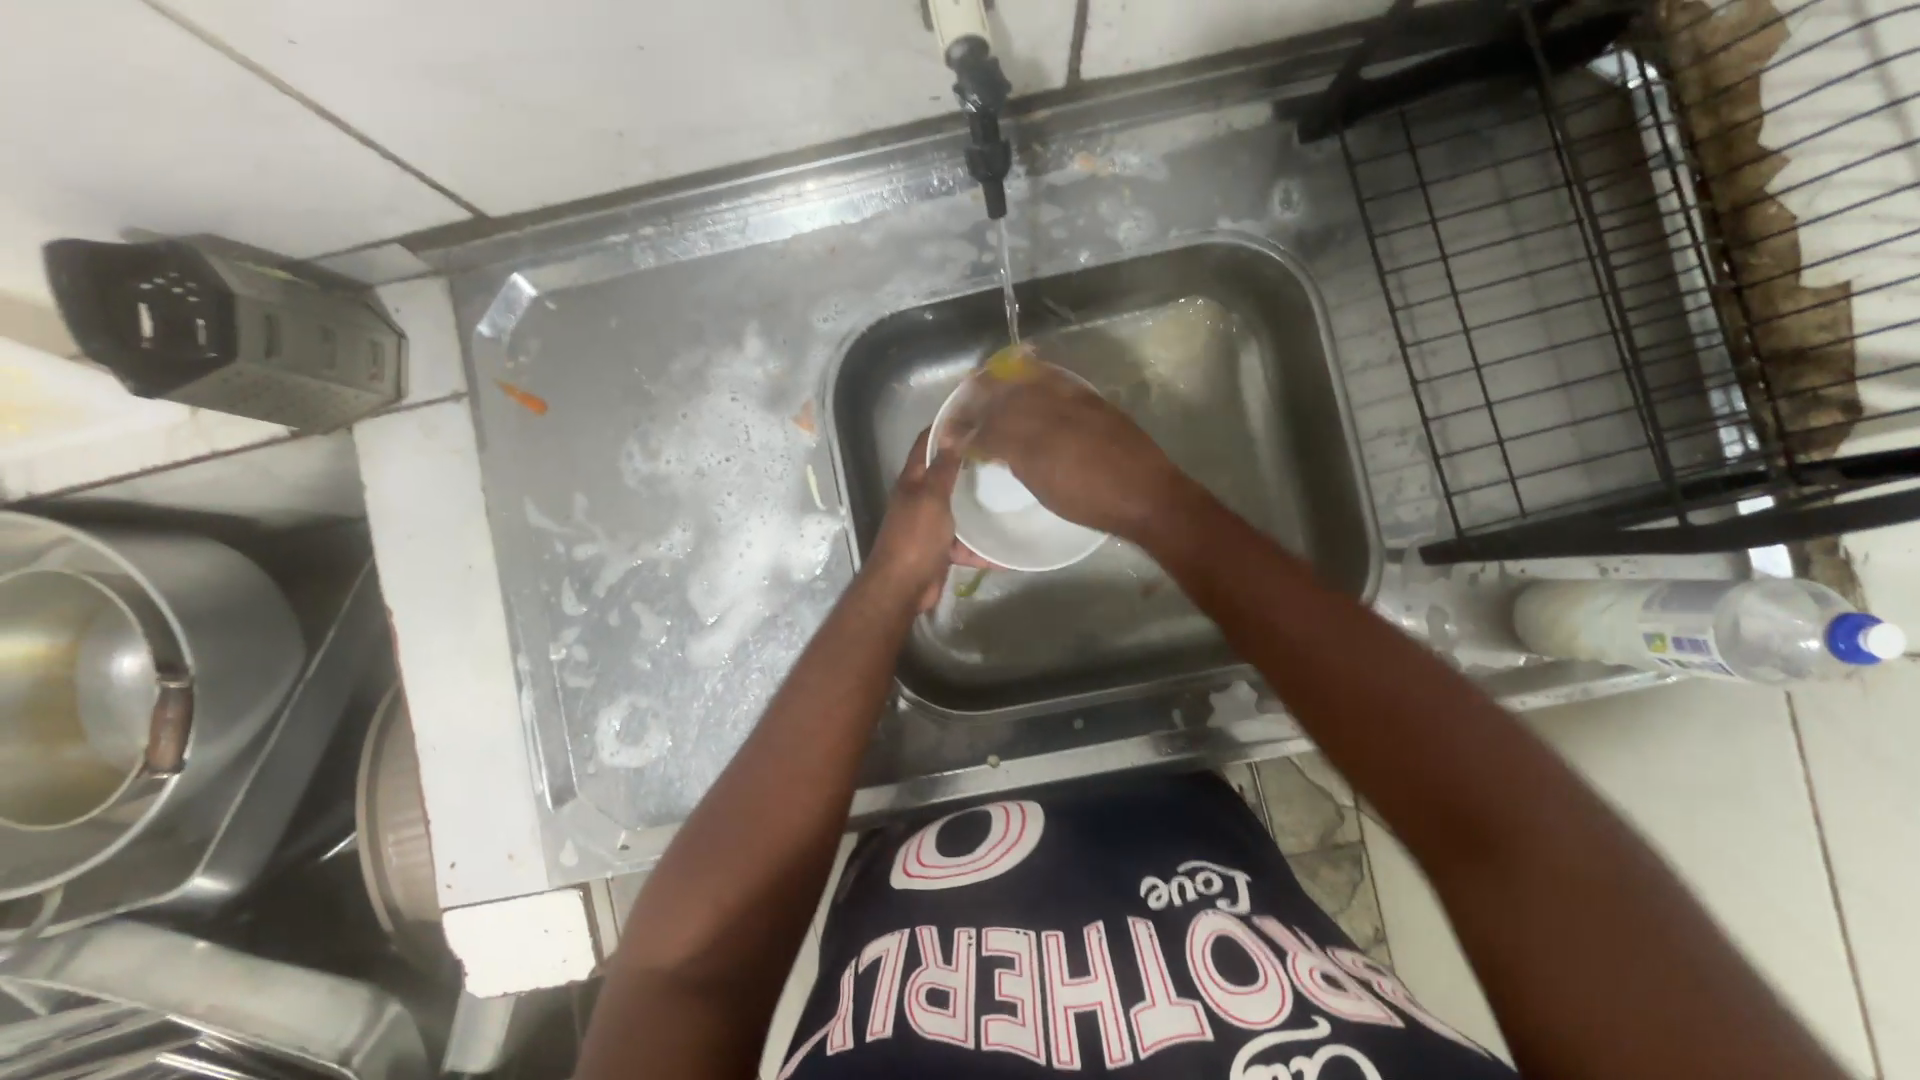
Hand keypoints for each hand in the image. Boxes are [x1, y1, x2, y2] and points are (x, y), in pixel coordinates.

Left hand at [867, 428, 994, 611]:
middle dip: (971, 465)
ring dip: (980, 507)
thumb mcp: (932, 497)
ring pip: (959, 510)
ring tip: (1012, 496)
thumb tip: (954, 431)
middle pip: (946, 475)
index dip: (946, 426)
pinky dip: (984, 549)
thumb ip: (944, 467)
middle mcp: (919, 499)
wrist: (902, 588)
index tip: (975, 414)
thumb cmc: (915, 537)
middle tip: (1004, 453)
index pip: (927, 443)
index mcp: (913, 481)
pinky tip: (1008, 550)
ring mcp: (929, 526)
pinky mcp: (940, 551)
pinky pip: (966, 545)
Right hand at [950, 355, 1192, 538]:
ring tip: (985, 377)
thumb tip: (999, 448)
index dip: (967, 432)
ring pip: (1027, 385)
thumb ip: (1020, 464)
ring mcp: (1073, 405)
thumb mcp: (1047, 491)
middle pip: (1003, 401)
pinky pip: (1055, 379)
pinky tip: (1027, 368)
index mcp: (1033, 448)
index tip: (952, 434)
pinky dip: (1036, 372)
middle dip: (978, 400)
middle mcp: (1049, 419)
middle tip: (963, 399)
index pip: (989, 432)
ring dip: (1002, 380)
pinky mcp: (1092, 401)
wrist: (1148, 496)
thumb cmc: (1095, 505)